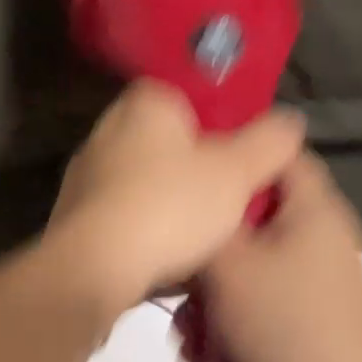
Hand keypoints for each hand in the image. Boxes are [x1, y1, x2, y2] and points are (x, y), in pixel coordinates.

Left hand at [45, 80, 304, 307]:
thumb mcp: (237, 172)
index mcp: (143, 105)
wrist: (93, 268)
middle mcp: (105, 131)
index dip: (212, 118)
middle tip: (225, 195)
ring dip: (166, 202)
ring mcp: (83, 176)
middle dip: (191, 166)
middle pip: (161, 142)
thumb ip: (268, 142)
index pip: (180, 94)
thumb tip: (289, 120)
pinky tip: (163, 256)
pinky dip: (141, 230)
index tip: (235, 151)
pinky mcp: (73, 217)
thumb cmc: (169, 206)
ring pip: (140, 181)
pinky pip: (120, 216)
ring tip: (199, 233)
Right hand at [202, 152, 361, 361]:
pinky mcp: (304, 323)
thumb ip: (203, 226)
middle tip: (171, 272)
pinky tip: (200, 356)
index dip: (230, 155)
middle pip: (249, 223)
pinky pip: (255, 308)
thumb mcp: (228, 266)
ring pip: (244, 272)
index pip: (275, 156)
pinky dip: (226, 326)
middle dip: (203, 252)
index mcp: (313, 210)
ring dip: (206, 300)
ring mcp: (313, 285)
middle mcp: (318, 239)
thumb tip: (191, 198)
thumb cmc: (283, 323)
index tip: (183, 173)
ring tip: (184, 333)